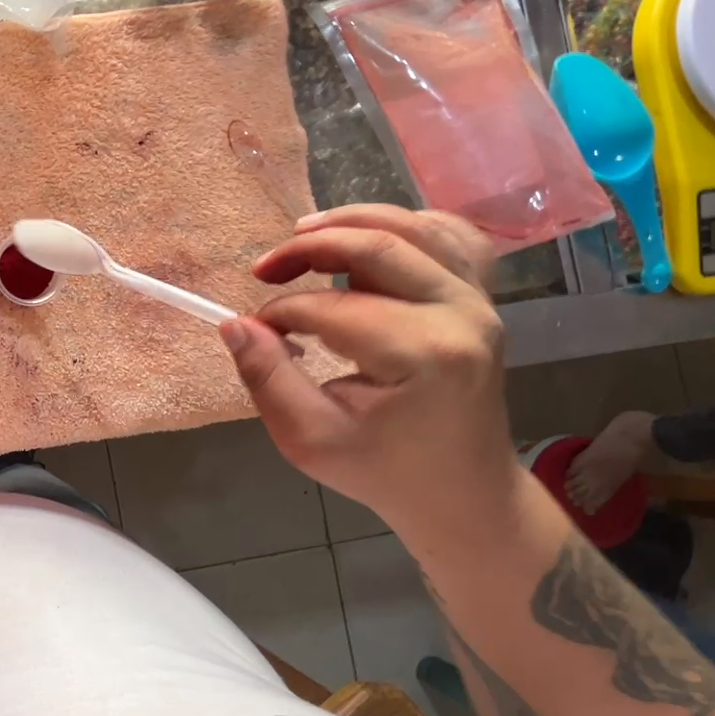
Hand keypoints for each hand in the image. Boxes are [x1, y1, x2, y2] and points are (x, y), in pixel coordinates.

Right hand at [219, 205, 521, 523]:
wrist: (461, 492)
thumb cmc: (381, 470)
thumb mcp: (307, 437)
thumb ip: (266, 376)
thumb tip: (233, 324)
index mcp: (423, 354)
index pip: (331, 306)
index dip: (279, 313)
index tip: (254, 334)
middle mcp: (460, 315)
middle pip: (379, 245)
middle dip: (308, 248)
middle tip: (261, 269)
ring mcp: (479, 302)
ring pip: (416, 228)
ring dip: (352, 224)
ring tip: (303, 238)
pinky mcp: (481, 300)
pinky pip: (451, 238)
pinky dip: (406, 227)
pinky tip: (367, 240)